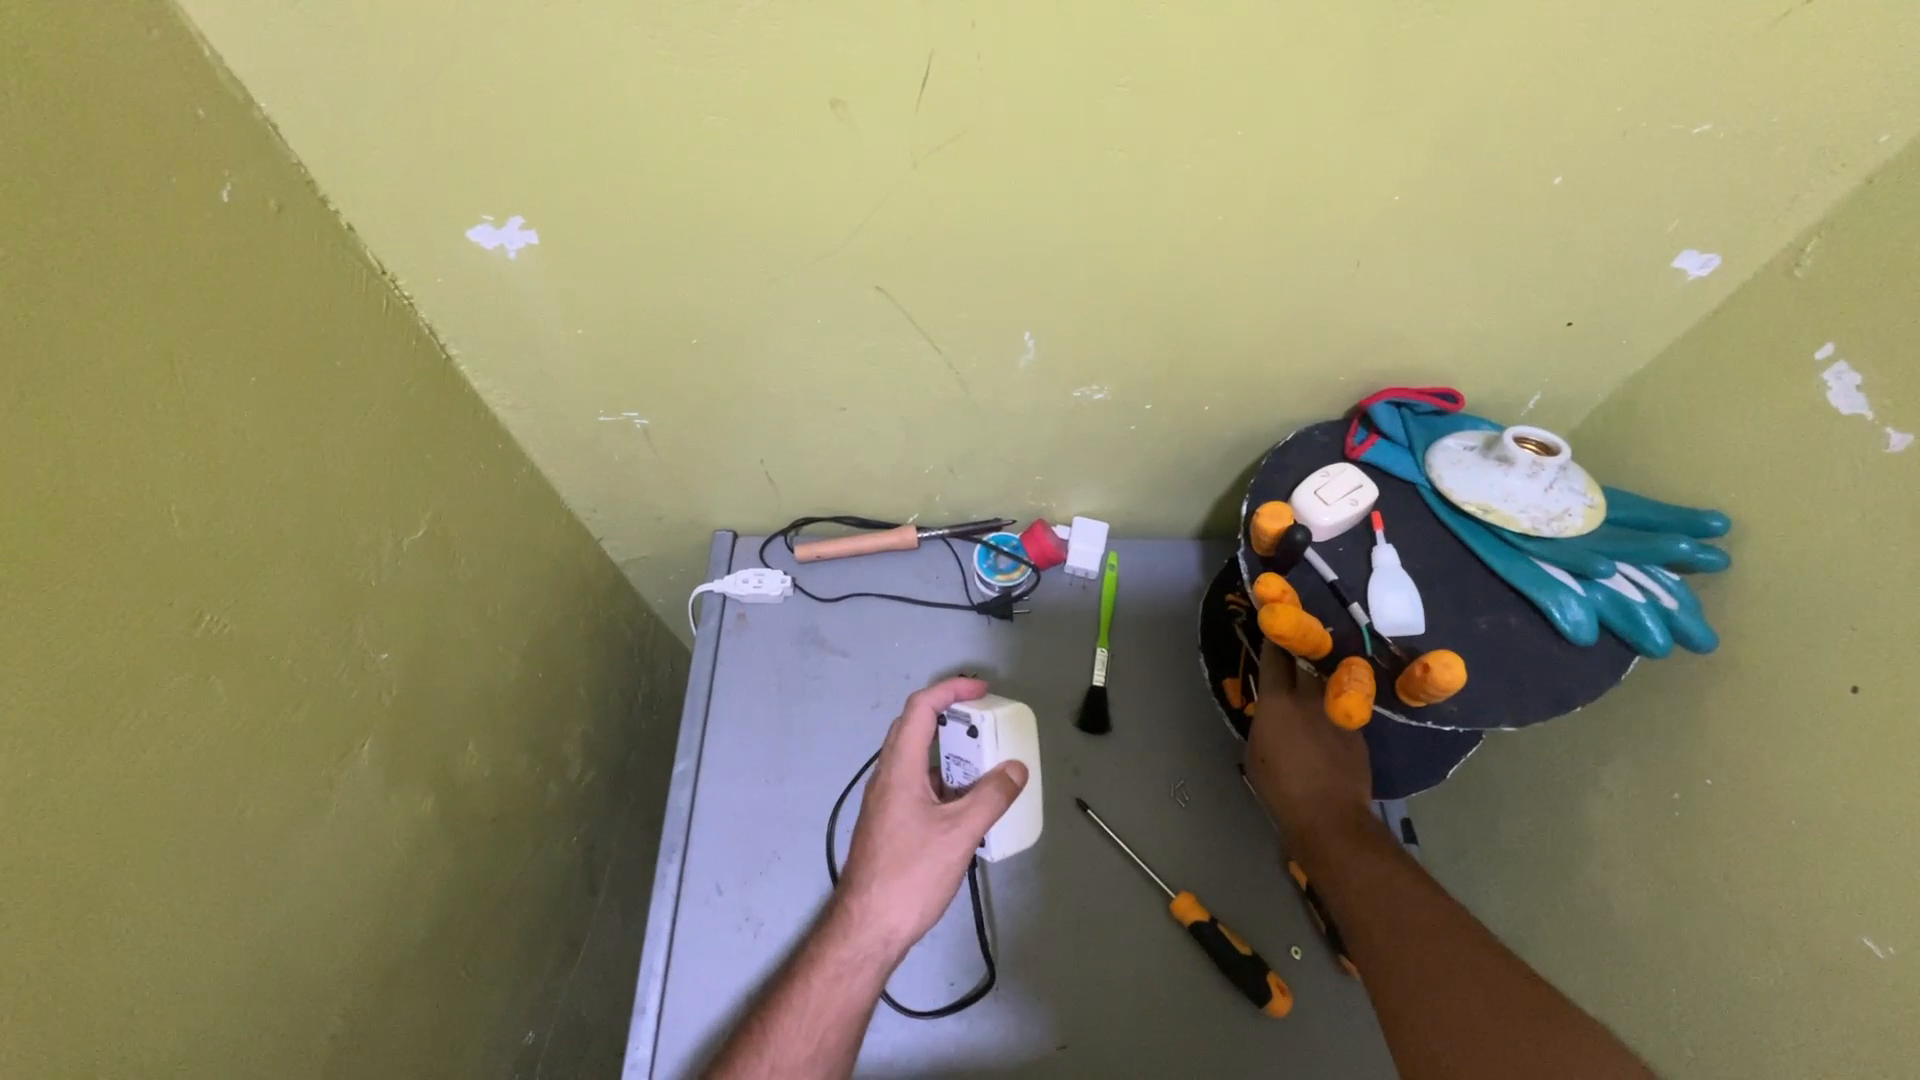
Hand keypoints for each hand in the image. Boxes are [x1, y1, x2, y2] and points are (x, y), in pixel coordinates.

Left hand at [835, 677, 1028, 956]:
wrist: (867, 927)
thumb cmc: (910, 875)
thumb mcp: (959, 834)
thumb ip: (991, 797)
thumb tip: (1015, 768)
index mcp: (899, 768)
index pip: (921, 708)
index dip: (950, 689)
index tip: (981, 689)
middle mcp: (888, 777)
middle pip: (916, 729)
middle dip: (953, 719)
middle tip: (988, 726)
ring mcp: (887, 801)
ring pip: (919, 760)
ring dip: (951, 755)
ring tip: (986, 767)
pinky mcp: (890, 823)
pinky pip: (920, 786)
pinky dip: (946, 783)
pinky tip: (969, 808)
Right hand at [1244, 643, 1373, 854]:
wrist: (1329, 814)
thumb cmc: (1278, 786)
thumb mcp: (1256, 750)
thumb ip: (1264, 724)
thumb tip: (1272, 716)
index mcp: (1277, 702)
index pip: (1273, 658)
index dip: (1272, 640)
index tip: (1271, 624)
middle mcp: (1308, 697)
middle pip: (1305, 660)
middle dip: (1300, 646)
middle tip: (1296, 635)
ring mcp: (1337, 710)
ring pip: (1328, 679)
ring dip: (1320, 670)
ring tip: (1317, 664)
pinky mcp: (1357, 728)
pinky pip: (1342, 703)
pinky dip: (1335, 699)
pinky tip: (1331, 706)